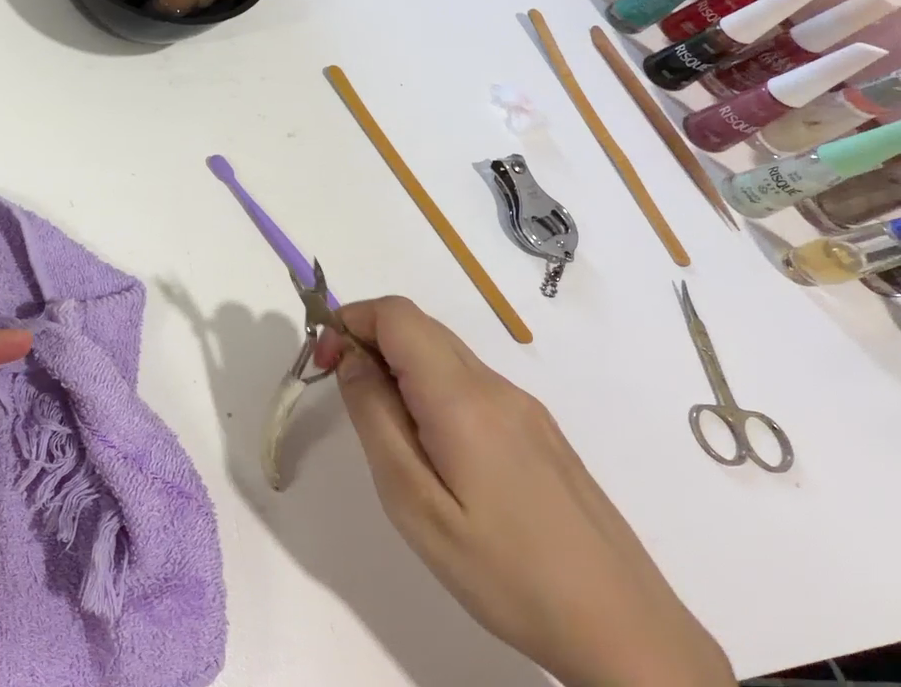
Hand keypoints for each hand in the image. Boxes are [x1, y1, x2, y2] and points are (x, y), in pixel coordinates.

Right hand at [314, 298, 733, 686]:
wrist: (626, 633)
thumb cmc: (503, 571)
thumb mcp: (412, 500)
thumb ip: (375, 417)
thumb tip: (350, 357)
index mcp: (463, 399)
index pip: (396, 315)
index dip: (348, 321)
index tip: (322, 364)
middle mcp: (499, 390)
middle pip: (420, 328)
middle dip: (366, 341)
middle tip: (340, 394)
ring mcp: (527, 412)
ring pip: (445, 356)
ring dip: (397, 368)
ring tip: (383, 433)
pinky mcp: (542, 436)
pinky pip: (471, 387)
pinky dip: (430, 391)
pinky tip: (431, 452)